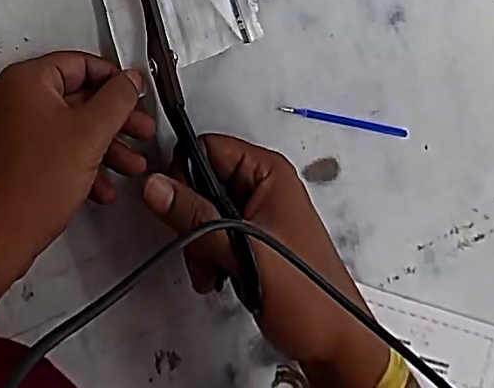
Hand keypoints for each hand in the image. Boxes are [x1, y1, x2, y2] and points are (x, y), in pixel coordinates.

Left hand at [0, 52, 155, 272]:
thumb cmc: (25, 190)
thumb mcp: (89, 134)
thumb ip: (117, 100)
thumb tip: (129, 80)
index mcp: (27, 80)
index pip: (82, 63)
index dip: (114, 79)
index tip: (133, 93)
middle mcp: (13, 98)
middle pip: (78, 95)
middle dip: (114, 118)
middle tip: (137, 127)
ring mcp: (10, 128)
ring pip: (69, 125)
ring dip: (103, 144)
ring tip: (127, 161)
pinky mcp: (12, 158)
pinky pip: (54, 148)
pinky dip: (80, 161)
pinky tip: (100, 183)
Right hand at [142, 136, 388, 387]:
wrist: (335, 347)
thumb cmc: (311, 297)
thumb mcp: (244, 252)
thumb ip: (196, 218)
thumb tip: (158, 188)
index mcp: (268, 171)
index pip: (207, 147)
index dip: (185, 173)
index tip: (177, 204)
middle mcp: (263, 184)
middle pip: (202, 179)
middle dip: (192, 218)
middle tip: (199, 246)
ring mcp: (258, 210)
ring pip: (205, 208)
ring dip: (199, 241)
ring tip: (212, 268)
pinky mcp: (252, 234)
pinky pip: (214, 229)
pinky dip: (209, 252)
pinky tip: (219, 274)